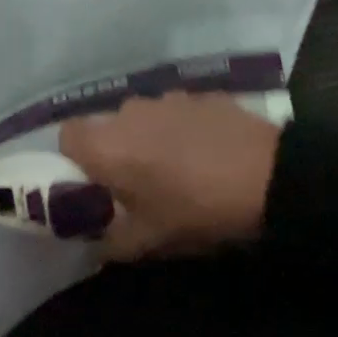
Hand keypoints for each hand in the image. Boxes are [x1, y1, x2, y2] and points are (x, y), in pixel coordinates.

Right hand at [59, 91, 281, 260]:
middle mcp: (128, 112)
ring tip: (176, 170)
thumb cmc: (198, 210)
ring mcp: (166, 98)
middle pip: (106, 127)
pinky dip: (180, 130)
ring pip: (142, 119)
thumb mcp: (149, 241)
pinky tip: (206, 155)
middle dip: (115, 152)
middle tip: (136, 185)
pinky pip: (175, 113)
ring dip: (148, 139)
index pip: (66, 137)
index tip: (94, 186)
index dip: (74, 160)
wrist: (271, 177)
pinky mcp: (200, 95)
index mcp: (106, 145)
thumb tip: (93, 241)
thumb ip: (110, 241)